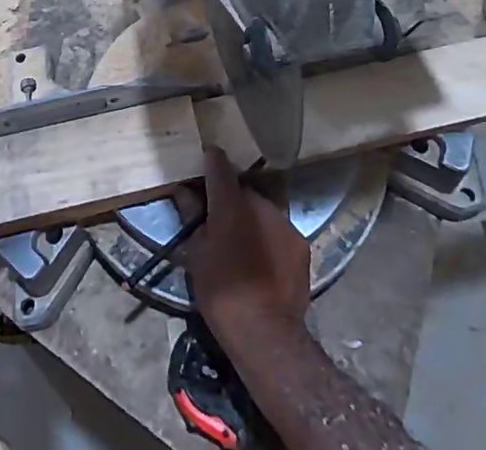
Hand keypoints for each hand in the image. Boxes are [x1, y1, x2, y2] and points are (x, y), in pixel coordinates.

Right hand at [180, 147, 310, 347]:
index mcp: (232, 206)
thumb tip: (185, 192)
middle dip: (232, 197)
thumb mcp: (196, 256)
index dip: (212, 160)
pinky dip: (269, 234)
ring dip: (252, 216)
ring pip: (264, 209)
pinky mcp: (300, 242)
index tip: (207, 154)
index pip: (220, 168)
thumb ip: (193, 219)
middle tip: (219, 213)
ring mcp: (285, 223)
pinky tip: (262, 255)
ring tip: (241, 239)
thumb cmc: (222, 292)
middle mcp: (262, 205)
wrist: (266, 330)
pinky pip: (279, 229)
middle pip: (244, 191)